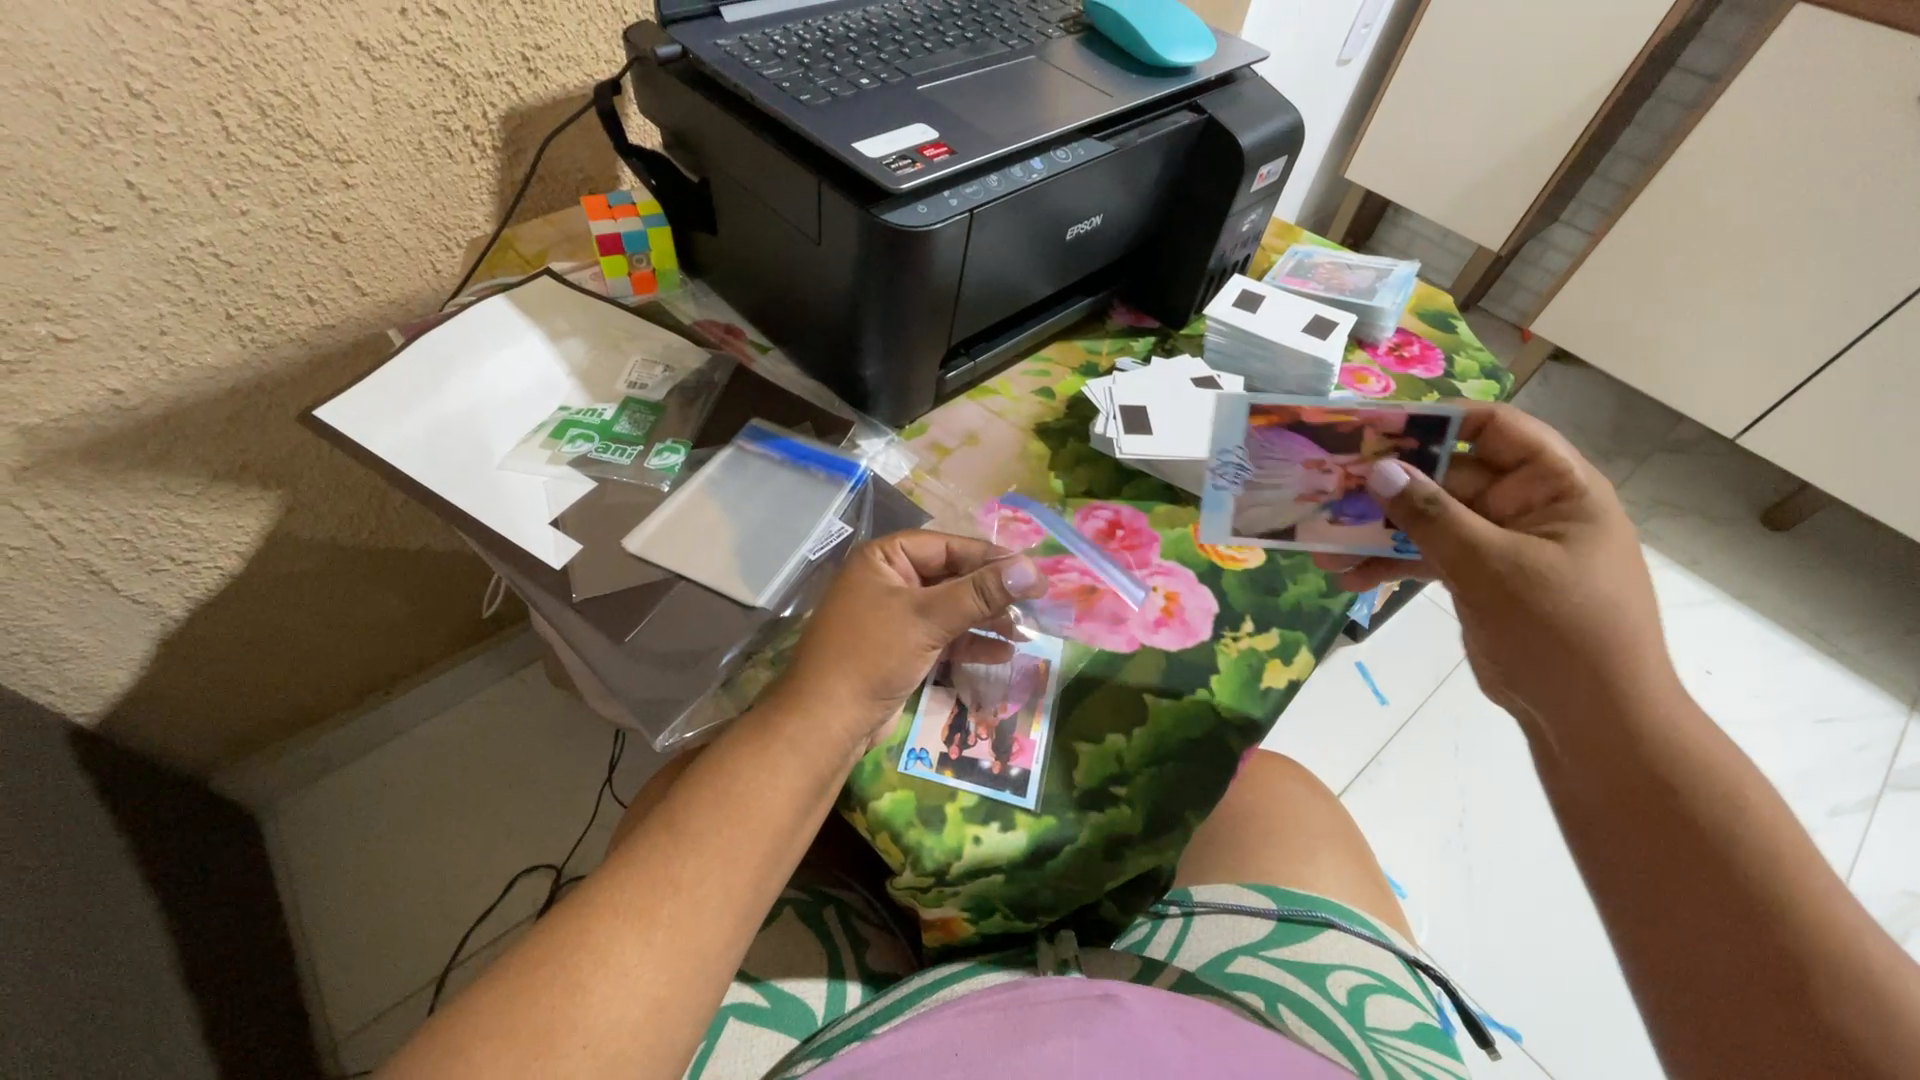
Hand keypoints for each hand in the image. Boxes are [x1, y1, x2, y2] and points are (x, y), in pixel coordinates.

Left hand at [769, 529, 1048, 748]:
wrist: (826, 722)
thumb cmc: (872, 656)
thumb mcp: (929, 618)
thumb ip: (981, 593)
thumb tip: (1033, 570)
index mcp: (884, 559)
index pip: (948, 546)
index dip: (991, 558)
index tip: (1032, 572)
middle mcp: (888, 580)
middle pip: (952, 577)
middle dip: (991, 592)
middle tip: (1035, 602)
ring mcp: (894, 616)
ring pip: (950, 609)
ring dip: (986, 619)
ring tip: (1024, 631)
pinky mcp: (901, 649)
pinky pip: (943, 636)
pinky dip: (970, 643)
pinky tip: (1003, 653)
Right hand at [1314, 404, 1680, 733]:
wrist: (1591, 718)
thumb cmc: (1561, 631)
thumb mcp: (1492, 567)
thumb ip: (1432, 516)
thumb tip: (1378, 469)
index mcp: (1555, 486)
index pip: (1494, 428)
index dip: (1435, 421)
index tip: (1373, 426)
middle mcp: (1527, 506)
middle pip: (1448, 475)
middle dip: (1389, 484)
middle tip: (1329, 485)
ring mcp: (1499, 544)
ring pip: (1429, 520)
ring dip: (1378, 530)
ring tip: (1323, 541)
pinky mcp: (1477, 579)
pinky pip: (1425, 557)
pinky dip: (1389, 565)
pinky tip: (1347, 576)